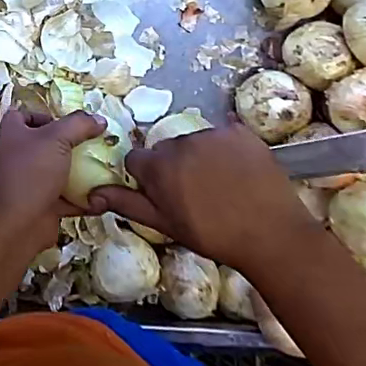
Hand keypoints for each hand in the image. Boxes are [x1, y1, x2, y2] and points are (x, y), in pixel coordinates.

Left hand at [0, 108, 103, 245]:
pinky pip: (66, 199)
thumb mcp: (57, 138)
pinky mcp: (42, 206)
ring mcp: (29, 183)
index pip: (21, 116)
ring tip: (103, 169)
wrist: (19, 224)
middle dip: (67, 145)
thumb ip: (79, 125)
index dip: (41, 116)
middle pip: (43, 145)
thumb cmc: (32, 172)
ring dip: (79, 173)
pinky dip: (83, 199)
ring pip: (57, 173)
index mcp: (13, 134)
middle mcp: (18, 157)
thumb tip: (99, 119)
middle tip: (91, 145)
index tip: (65, 122)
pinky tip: (102, 198)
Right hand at [89, 122, 324, 272]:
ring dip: (200, 157)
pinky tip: (238, 172)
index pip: (138, 160)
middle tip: (196, 195)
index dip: (148, 178)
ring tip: (221, 185)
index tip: (165, 195)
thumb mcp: (165, 224)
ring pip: (194, 141)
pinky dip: (226, 149)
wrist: (272, 235)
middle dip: (174, 166)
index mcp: (158, 165)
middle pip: (167, 149)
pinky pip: (223, 134)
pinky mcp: (239, 131)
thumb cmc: (214, 235)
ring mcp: (212, 133)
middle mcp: (181, 142)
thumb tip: (93, 193)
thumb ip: (128, 203)